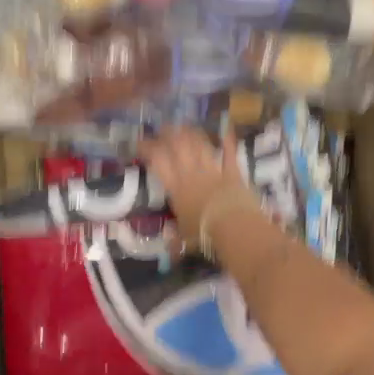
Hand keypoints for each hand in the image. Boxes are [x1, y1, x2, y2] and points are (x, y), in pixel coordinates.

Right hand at [139, 128, 265, 246]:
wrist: (233, 226)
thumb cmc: (203, 233)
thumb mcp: (185, 240)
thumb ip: (176, 240)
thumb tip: (170, 247)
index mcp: (176, 188)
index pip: (158, 162)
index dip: (148, 149)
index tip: (140, 143)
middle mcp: (192, 174)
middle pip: (178, 146)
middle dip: (169, 134)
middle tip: (164, 128)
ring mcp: (213, 170)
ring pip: (200, 145)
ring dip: (192, 134)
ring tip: (186, 127)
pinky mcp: (233, 172)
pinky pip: (230, 153)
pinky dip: (228, 141)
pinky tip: (226, 129)